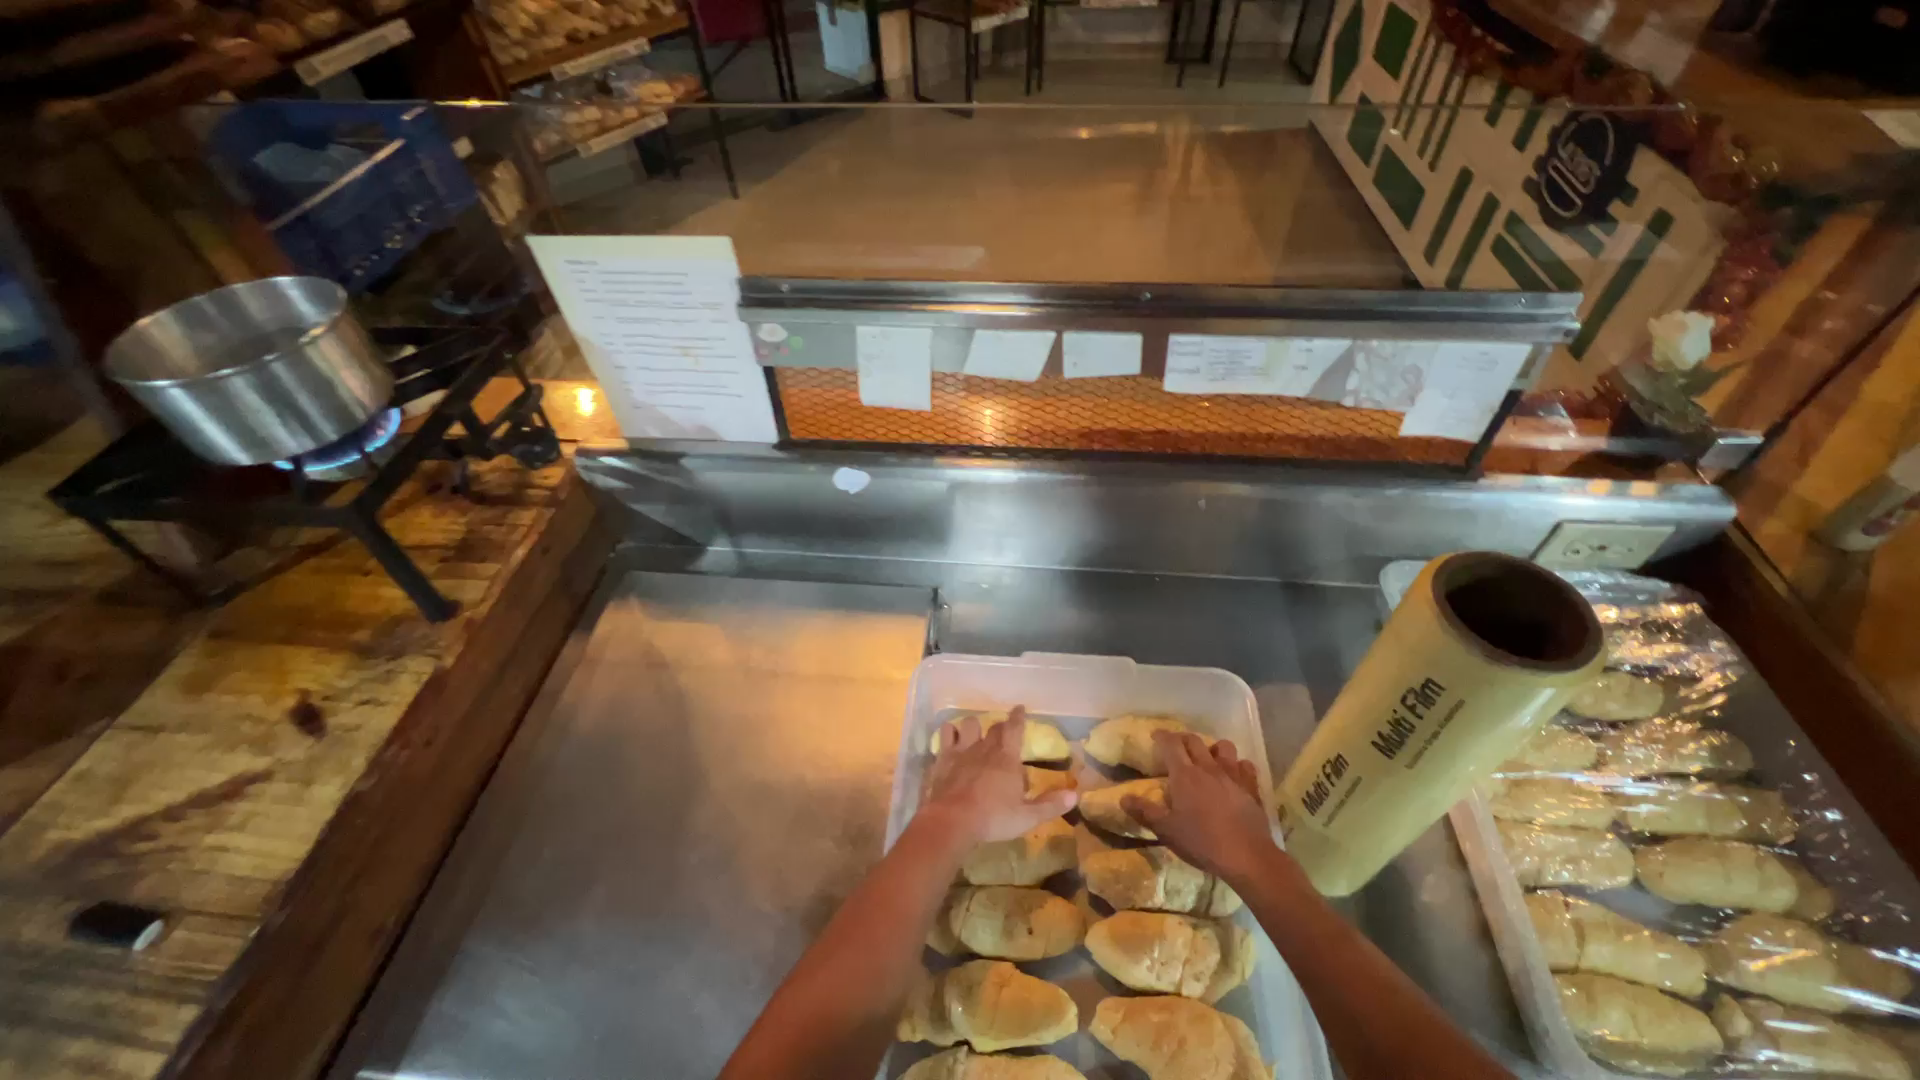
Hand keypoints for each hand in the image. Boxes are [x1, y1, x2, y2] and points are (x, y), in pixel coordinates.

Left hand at [920, 706, 1077, 846]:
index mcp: (1007, 757)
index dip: (1018, 717)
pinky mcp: (942, 758)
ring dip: (974, 727)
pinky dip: (950, 733)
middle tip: (1005, 730)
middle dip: (1001, 726)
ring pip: (969, 724)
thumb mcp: (1027, 817)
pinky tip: (951, 740)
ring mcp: (961, 750)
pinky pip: (945, 734)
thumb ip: (1050, 805)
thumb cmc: (993, 818)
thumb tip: (1075, 794)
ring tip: (975, 735)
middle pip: (995, 728)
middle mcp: (985, 747)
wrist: (952, 821)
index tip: (1020, 708)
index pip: (1015, 728)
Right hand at [1124, 732, 1285, 888]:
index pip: (1170, 744)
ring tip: (1207, 759)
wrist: (1246, 856)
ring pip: (1223, 747)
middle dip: (1182, 738)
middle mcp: (1208, 768)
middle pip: (1195, 741)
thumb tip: (1123, 798)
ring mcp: (1233, 776)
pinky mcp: (1251, 787)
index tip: (1155, 735)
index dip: (1161, 736)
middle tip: (1175, 746)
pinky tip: (1233, 775)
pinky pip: (1245, 765)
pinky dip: (1237, 765)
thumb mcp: (1166, 830)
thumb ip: (1144, 811)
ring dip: (1212, 748)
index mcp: (1185, 775)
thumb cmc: (1201, 842)